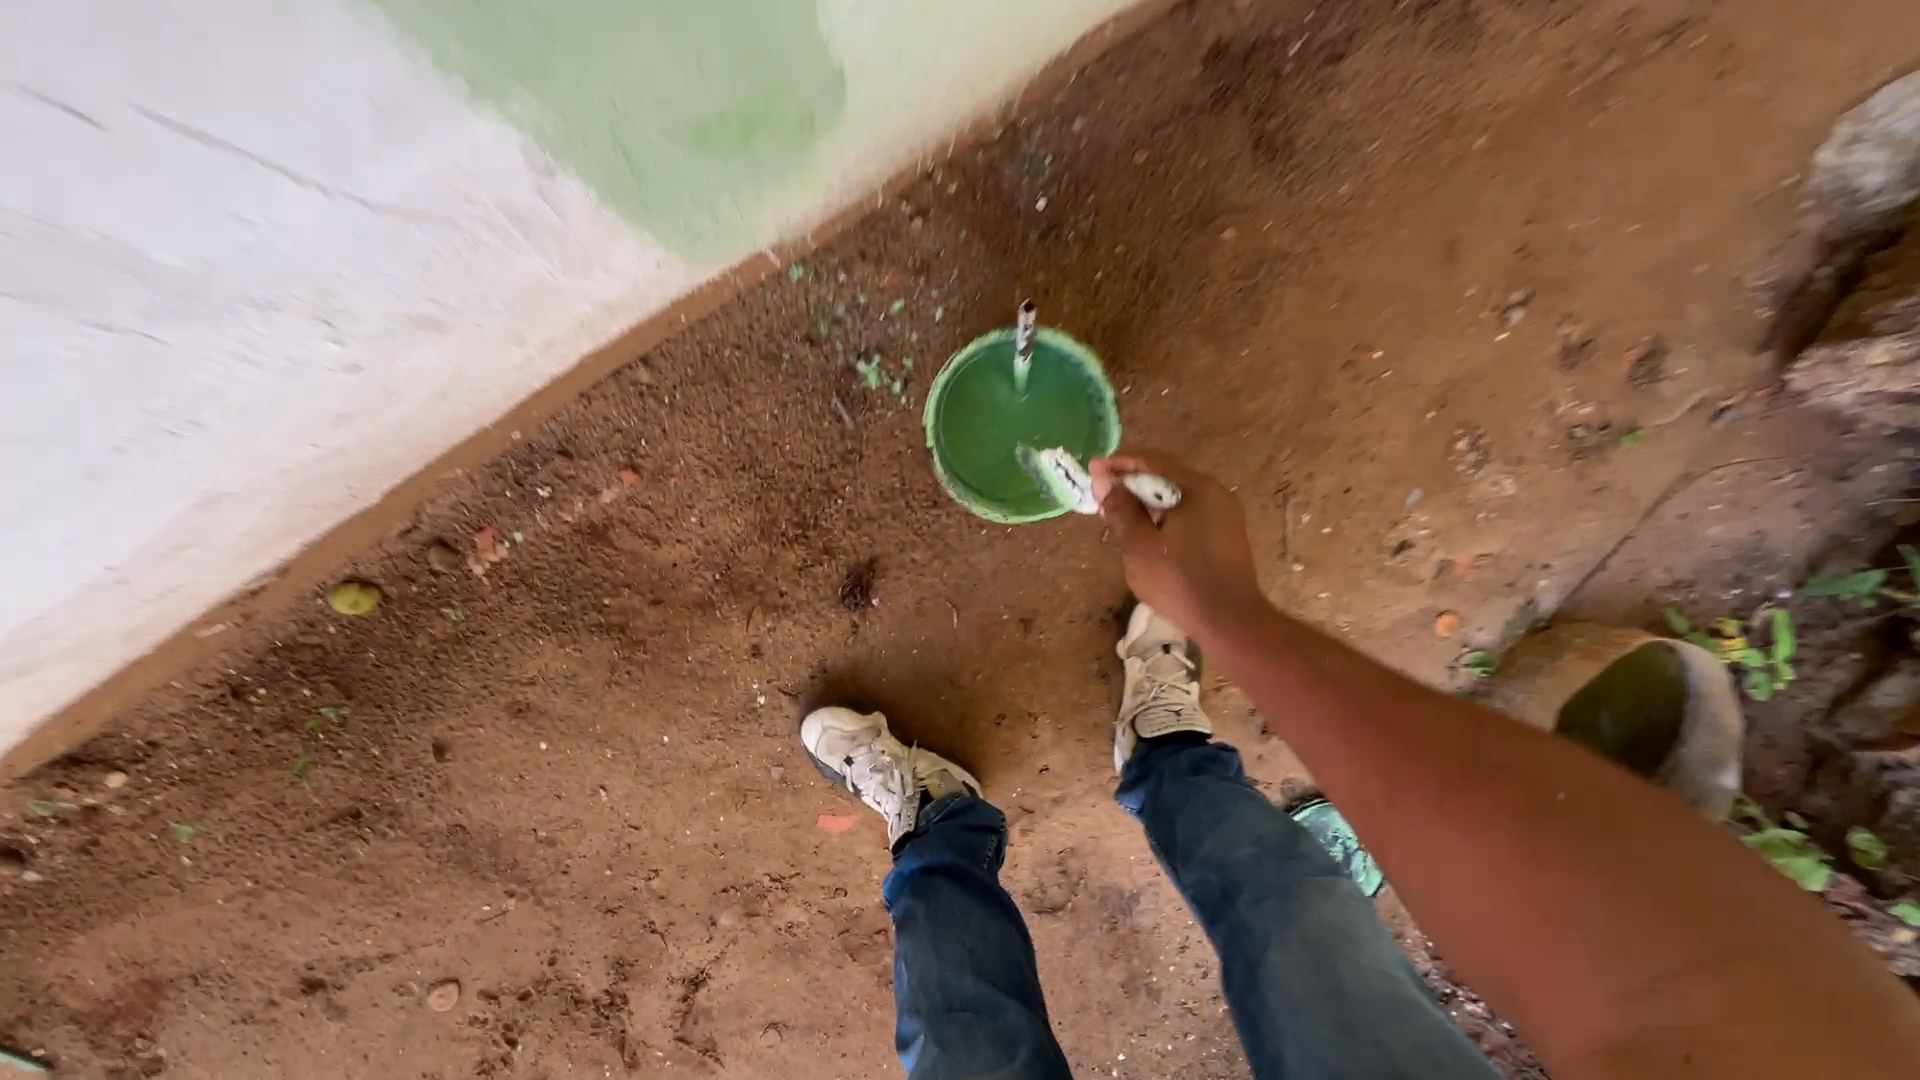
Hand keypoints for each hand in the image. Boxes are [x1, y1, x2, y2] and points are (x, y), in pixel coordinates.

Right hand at [1090, 452, 1267, 636]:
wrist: (1230, 621)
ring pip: (1178, 499)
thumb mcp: (1140, 545)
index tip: (1093, 471)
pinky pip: (1190, 516)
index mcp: (1197, 488)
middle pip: (1166, 478)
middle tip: (1103, 499)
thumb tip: (1103, 482)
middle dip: (1131, 486)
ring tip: (1120, 520)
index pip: (1152, 462)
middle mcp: (1216, 494)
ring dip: (1147, 504)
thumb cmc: (1180, 581)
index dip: (1118, 464)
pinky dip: (1165, 519)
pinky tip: (1149, 537)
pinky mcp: (1227, 537)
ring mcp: (1225, 516)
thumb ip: (1121, 510)